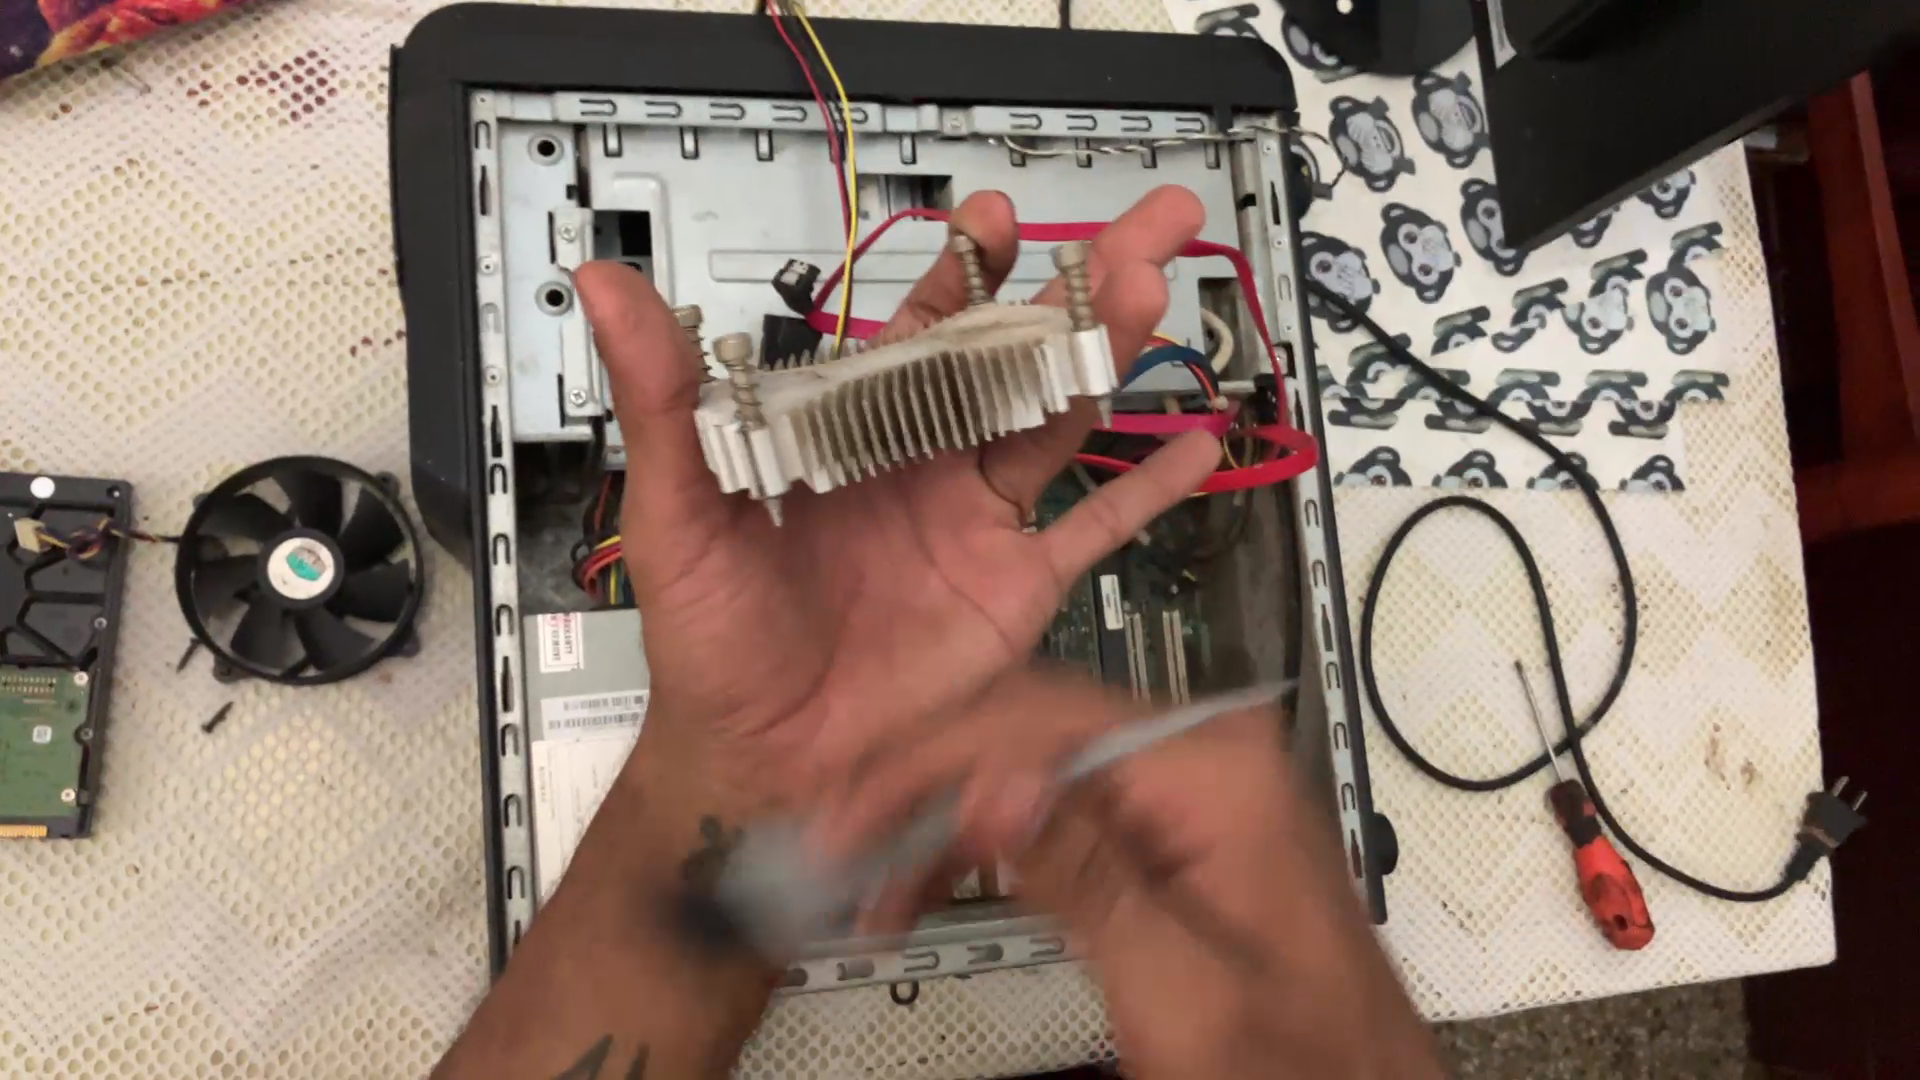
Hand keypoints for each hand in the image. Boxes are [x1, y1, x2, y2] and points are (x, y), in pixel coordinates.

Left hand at [574, 187, 1221, 818]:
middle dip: (1071, 291)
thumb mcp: (681, 511)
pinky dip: (1144, 491)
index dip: (961, 276)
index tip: (993, 218)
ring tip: (1153, 295)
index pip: (919, 337)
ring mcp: (979, 526)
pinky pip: (1094, 531)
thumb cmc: (716, 638)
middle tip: (1131, 228)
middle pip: (1012, 362)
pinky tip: (1194, 449)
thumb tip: (610, 287)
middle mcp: (926, 468)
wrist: (768, 754)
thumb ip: (668, 402)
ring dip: (1107, 360)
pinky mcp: (1017, 589)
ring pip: (1058, 423)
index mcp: (855, 439)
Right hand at [815, 672, 1441, 1078]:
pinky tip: (924, 882)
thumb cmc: (1297, 1062)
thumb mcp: (1189, 993)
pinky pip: (1043, 804)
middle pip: (1021, 728)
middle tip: (841, 845)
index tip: (851, 812)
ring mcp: (1165, 777)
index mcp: (1209, 761)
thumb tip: (989, 785)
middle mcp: (1187, 745)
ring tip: (871, 886)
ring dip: (938, 819)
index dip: (932, 758)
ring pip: (1018, 763)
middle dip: (922, 785)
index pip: (1038, 716)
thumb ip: (1090, 880)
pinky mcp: (1146, 816)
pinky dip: (977, 842)